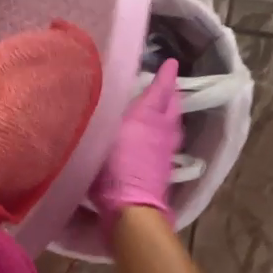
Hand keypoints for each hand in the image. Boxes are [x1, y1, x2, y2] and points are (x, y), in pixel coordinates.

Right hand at [90, 56, 183, 226]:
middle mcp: (160, 132)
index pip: (160, 92)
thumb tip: (99, 104)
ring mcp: (166, 153)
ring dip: (172, 114)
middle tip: (170, 85)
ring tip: (167, 108)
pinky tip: (159, 137)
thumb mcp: (101, 138)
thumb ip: (101, 120)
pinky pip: (169, 142)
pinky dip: (167, 133)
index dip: (166, 78)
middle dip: (172, 95)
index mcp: (146, 118)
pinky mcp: (165, 171)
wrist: (133, 210)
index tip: (171, 63)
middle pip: (172, 109)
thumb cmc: (113, 170)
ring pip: (173, 126)